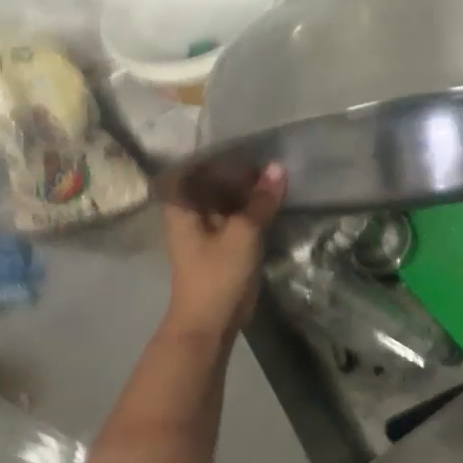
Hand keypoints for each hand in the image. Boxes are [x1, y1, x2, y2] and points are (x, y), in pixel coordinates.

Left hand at [161, 164, 286, 340]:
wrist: (210, 322)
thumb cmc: (217, 274)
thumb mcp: (243, 233)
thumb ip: (261, 201)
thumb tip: (278, 167)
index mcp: (183, 207)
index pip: (191, 167)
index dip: (213, 153)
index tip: (240, 140)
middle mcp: (191, 214)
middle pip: (211, 182)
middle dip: (237, 170)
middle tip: (268, 153)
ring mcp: (207, 231)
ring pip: (227, 200)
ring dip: (248, 190)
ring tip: (276, 172)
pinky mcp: (224, 246)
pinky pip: (238, 218)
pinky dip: (254, 209)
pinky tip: (275, 200)